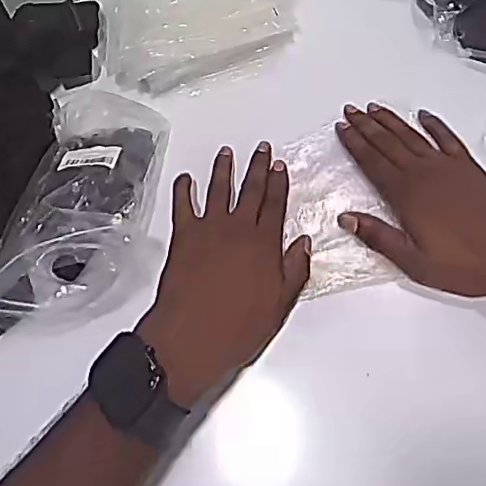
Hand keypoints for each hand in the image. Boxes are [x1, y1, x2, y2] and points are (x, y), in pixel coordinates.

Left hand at [137, 143, 312, 406]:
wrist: (192, 336)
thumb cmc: (237, 328)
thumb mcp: (279, 305)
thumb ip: (294, 271)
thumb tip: (303, 243)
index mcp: (263, 244)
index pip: (275, 205)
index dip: (279, 184)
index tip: (280, 167)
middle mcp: (237, 229)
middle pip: (250, 190)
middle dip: (258, 167)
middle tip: (262, 149)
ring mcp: (208, 229)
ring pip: (218, 189)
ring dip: (223, 169)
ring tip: (227, 153)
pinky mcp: (183, 235)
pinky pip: (183, 204)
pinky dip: (184, 189)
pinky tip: (186, 179)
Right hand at [336, 105, 485, 307]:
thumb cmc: (469, 263)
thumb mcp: (415, 262)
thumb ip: (379, 237)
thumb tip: (348, 218)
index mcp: (406, 195)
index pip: (372, 162)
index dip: (355, 143)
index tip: (343, 129)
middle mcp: (423, 174)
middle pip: (387, 142)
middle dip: (366, 125)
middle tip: (351, 111)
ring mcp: (447, 167)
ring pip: (410, 135)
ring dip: (390, 120)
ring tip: (374, 109)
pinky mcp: (468, 168)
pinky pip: (446, 138)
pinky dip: (434, 125)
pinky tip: (424, 116)